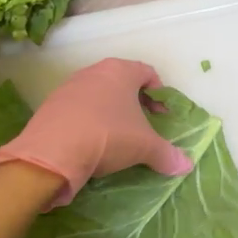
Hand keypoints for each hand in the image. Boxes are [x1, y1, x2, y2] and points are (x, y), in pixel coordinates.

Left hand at [0, 59, 192, 206]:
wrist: (53, 151)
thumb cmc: (109, 136)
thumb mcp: (144, 147)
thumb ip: (166, 154)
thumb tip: (186, 166)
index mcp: (120, 72)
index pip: (147, 72)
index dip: (159, 93)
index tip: (162, 115)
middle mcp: (94, 72)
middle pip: (121, 82)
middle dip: (134, 103)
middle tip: (142, 126)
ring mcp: (69, 87)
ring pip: (98, 95)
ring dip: (110, 112)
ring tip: (116, 137)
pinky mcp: (51, 106)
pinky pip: (78, 110)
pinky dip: (88, 122)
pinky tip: (91, 143)